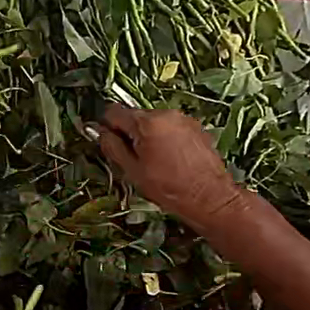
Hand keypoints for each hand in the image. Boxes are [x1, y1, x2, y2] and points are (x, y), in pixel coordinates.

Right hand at [90, 104, 245, 229]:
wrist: (209, 197)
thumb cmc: (168, 188)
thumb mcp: (133, 171)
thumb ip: (113, 147)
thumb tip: (99, 131)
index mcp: (146, 123)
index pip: (114, 111)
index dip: (107, 126)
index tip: (109, 141)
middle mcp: (165, 114)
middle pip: (136, 116)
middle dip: (131, 133)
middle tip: (135, 159)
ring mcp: (183, 119)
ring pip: (154, 122)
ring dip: (149, 136)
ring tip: (156, 162)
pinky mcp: (196, 126)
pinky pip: (171, 127)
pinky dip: (166, 138)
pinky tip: (172, 159)